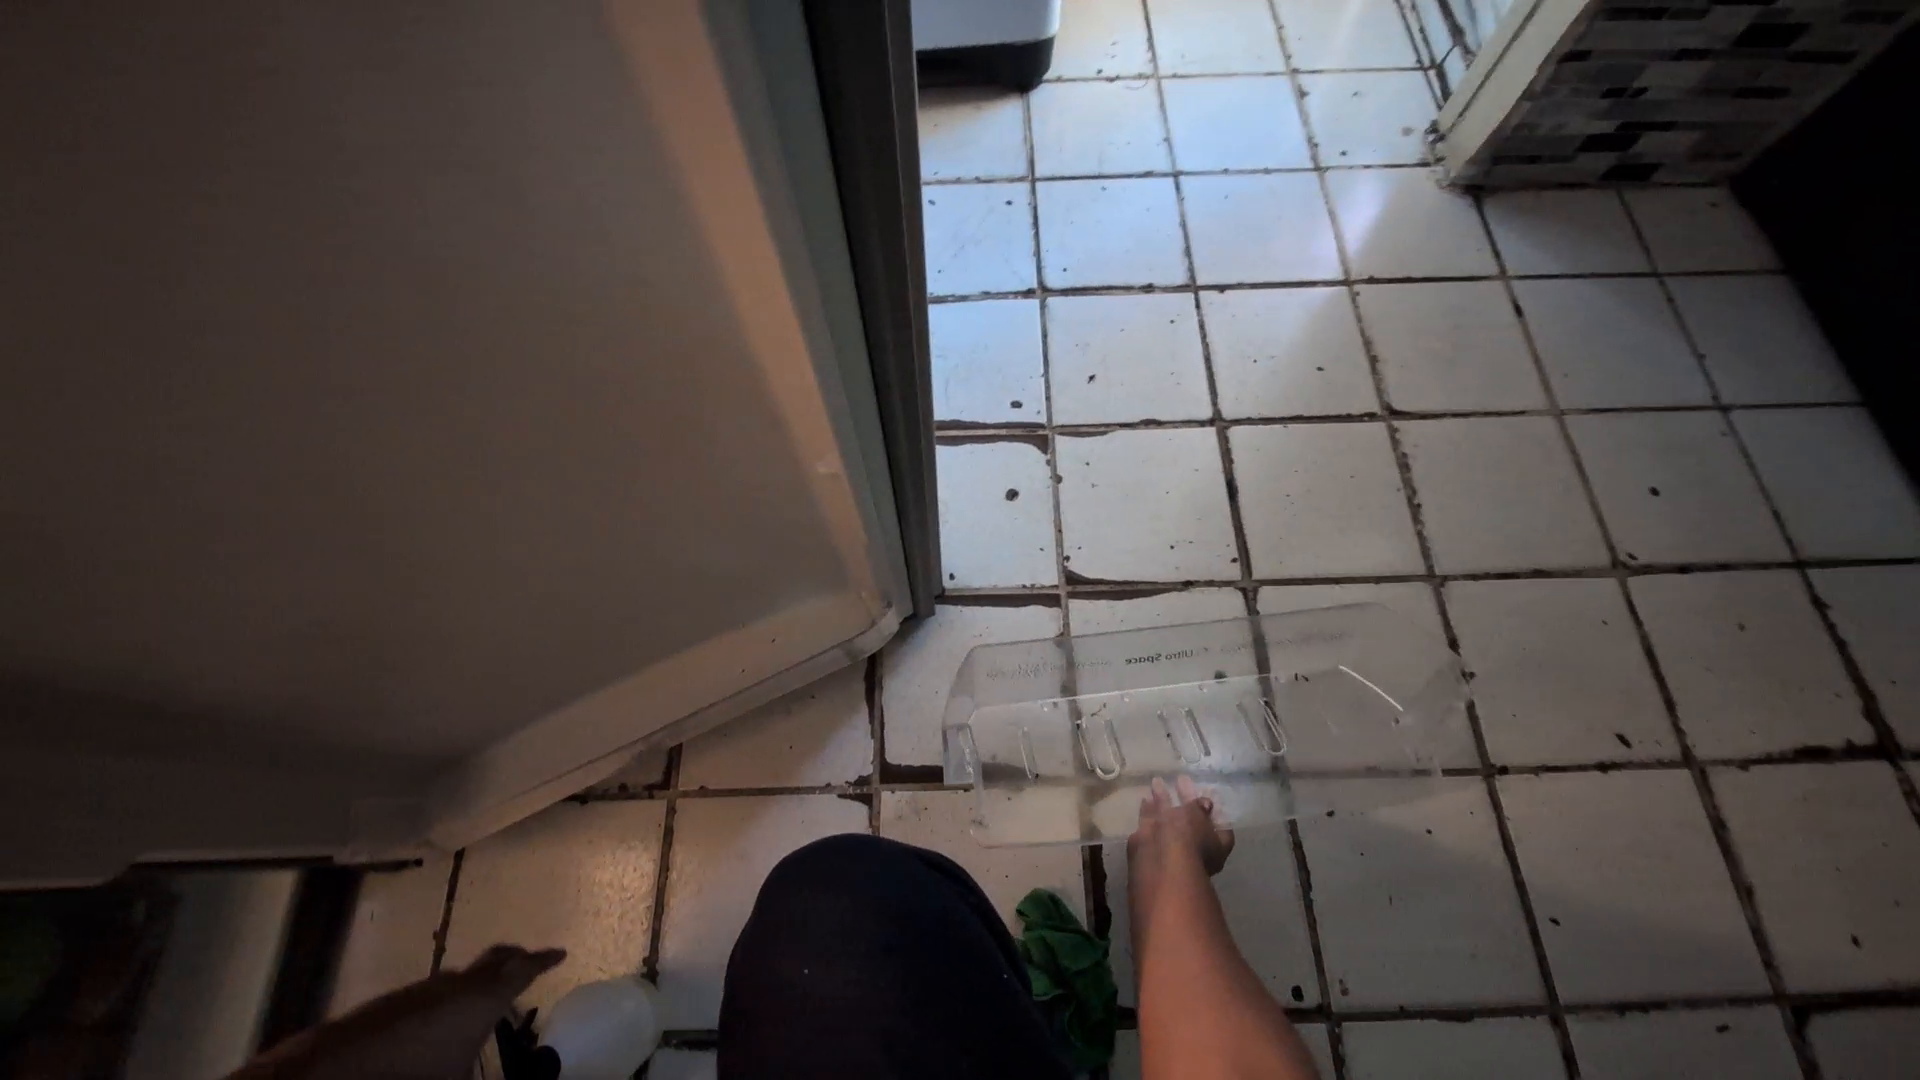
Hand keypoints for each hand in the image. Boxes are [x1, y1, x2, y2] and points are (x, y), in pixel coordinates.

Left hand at [229, 944, 564, 1079]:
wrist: (322, 1076)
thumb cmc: (408, 1077)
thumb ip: (490, 1078)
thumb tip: (535, 1079)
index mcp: (482, 998)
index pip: (524, 968)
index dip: (545, 959)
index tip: (561, 952)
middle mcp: (455, 985)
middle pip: (494, 959)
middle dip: (513, 959)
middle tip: (528, 963)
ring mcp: (418, 992)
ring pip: (458, 979)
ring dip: (475, 985)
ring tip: (483, 1005)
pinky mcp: (386, 1007)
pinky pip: (430, 996)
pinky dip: (444, 1004)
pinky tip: (435, 1031)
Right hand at [1129, 775, 1233, 876]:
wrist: (1158, 857)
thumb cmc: (1188, 835)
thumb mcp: (1198, 815)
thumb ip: (1200, 806)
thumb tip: (1205, 803)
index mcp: (1217, 845)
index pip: (1221, 825)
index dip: (1215, 809)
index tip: (1207, 791)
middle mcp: (1197, 848)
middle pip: (1193, 821)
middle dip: (1187, 801)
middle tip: (1181, 780)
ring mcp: (1174, 846)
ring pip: (1171, 820)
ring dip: (1166, 802)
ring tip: (1159, 781)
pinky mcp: (1153, 842)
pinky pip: (1153, 822)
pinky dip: (1151, 810)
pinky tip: (1146, 797)